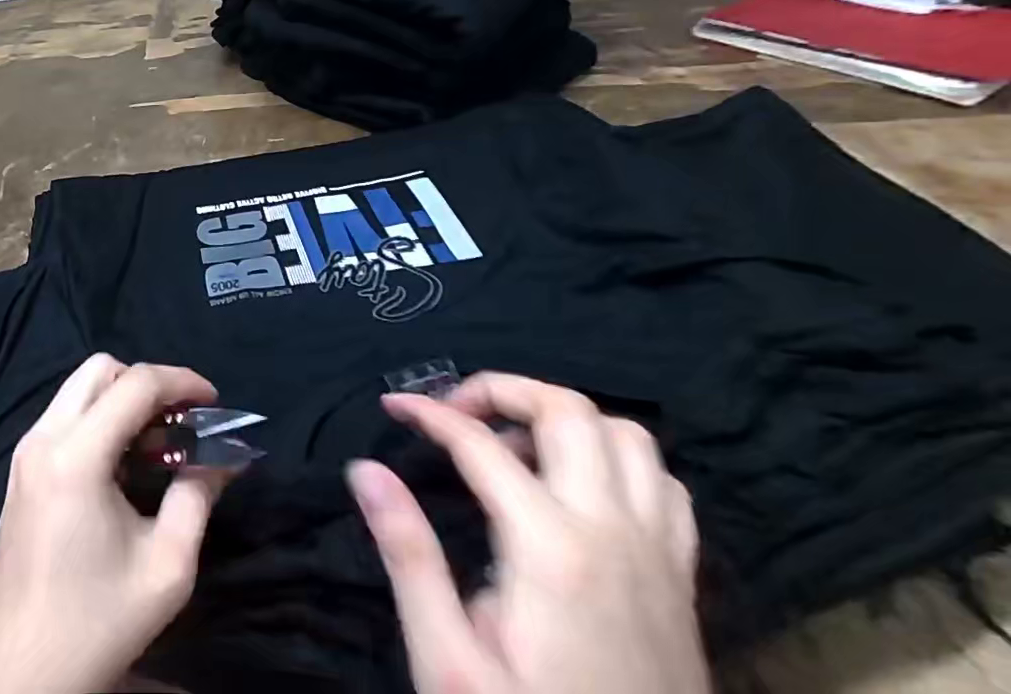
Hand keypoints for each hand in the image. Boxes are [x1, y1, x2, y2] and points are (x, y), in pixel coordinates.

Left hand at [0, 354, 229, 693]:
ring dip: (123, 399)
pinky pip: (65, 416)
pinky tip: (126, 461)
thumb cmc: (97, 622)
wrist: (20, 668)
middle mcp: (42, 438)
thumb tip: (223, 457)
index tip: (215, 401)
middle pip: (99, 370)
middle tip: (184, 420)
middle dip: (148, 383)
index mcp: (75, 457)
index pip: (134, 385)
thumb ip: (197, 498)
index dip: (181, 381)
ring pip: (78, 389)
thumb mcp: (166, 567)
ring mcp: (25, 451)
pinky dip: (100, 418)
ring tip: (162, 441)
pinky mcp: (21, 468)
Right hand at [349, 373, 708, 693]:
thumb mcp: (446, 655)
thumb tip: (365, 469)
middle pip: (569, 412)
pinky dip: (614, 458)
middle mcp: (613, 532)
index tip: (392, 406)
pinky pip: (661, 483)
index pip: (479, 443)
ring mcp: (658, 553)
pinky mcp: (681, 577)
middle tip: (452, 411)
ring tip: (511, 445)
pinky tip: (573, 485)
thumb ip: (408, 553)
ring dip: (563, 418)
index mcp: (549, 548)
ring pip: (626, 436)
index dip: (427, 411)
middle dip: (501, 389)